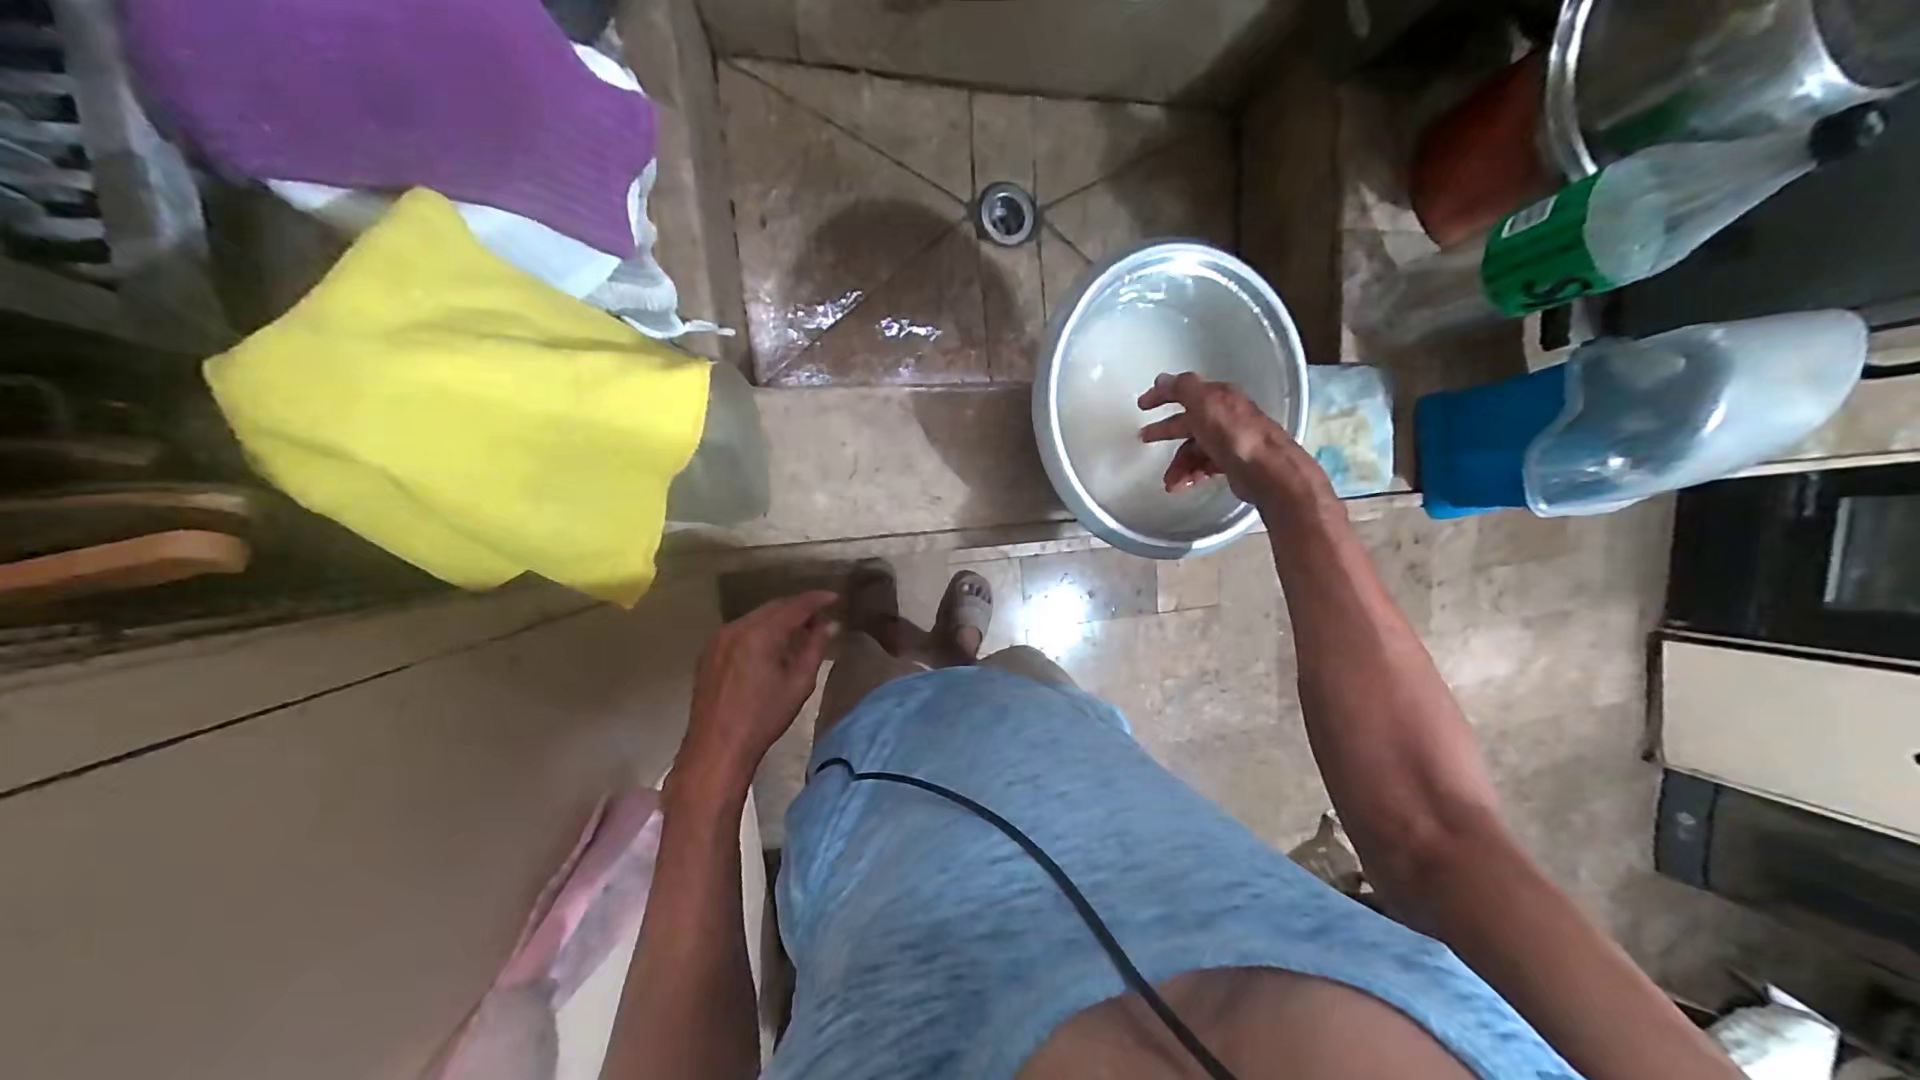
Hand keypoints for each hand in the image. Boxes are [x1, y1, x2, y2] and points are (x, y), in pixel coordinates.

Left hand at [676, 590, 838, 792]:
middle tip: (821, 616)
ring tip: (800, 629)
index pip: (794, 606)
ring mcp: (718, 638)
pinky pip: (741, 629)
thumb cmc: (764, 718)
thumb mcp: (799, 683)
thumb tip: (830, 625)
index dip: (817, 599)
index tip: (835, 598)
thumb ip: (815, 648)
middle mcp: (736, 628)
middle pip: (773, 607)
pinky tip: (772, 643)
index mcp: (760, 634)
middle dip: (798, 608)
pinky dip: (761, 629)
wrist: (717, 746)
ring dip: (779, 618)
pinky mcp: (709, 651)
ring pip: (756, 617)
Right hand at [1137, 372, 1324, 504]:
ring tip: (1170, 481)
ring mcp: (1229, 441)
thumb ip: (1182, 388)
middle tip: (1144, 438)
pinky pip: (1204, 466)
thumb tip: (1163, 379)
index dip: (1162, 395)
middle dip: (1165, 430)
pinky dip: (1191, 474)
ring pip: (1194, 449)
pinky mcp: (1233, 463)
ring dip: (1178, 464)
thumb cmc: (1234, 435)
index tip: (1142, 405)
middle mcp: (1225, 416)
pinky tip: (1183, 485)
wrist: (1268, 471)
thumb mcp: (1204, 403)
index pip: (1185, 391)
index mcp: (1218, 398)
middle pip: (1188, 422)